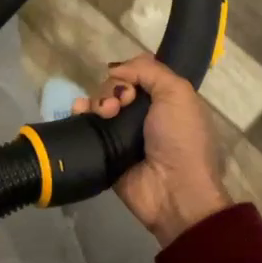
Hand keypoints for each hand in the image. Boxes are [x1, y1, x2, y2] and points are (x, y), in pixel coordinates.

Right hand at [74, 53, 232, 245]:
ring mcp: (121, 131)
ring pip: (99, 101)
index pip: (137, 72)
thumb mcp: (178, 94)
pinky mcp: (104, 148)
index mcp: (164, 100)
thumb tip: (115, 69)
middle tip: (120, 106)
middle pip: (115, 85)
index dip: (130, 73)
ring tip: (103, 114)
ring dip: (97, 100)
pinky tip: (80, 111)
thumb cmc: (181, 140)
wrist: (175, 192)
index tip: (132, 88)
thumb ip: (149, 70)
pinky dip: (80, 111)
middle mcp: (142, 113)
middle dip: (113, 89)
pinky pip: (86, 122)